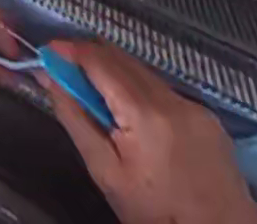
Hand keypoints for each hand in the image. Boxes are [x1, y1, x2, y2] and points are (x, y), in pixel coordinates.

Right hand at [40, 39, 256, 223]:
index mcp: (145, 114)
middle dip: (89, 57)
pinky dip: (139, 90)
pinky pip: (163, 90)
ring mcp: (194, 106)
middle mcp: (172, 99)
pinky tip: (132, 117)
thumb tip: (49, 78)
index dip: (70, 50)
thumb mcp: (106, 173)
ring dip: (114, 72)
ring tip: (95, 96)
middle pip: (121, 58)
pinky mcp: (209, 118)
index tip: (47, 50)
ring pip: (142, 71)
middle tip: (64, 70)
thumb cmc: (157, 218)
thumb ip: (75, 118)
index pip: (100, 61)